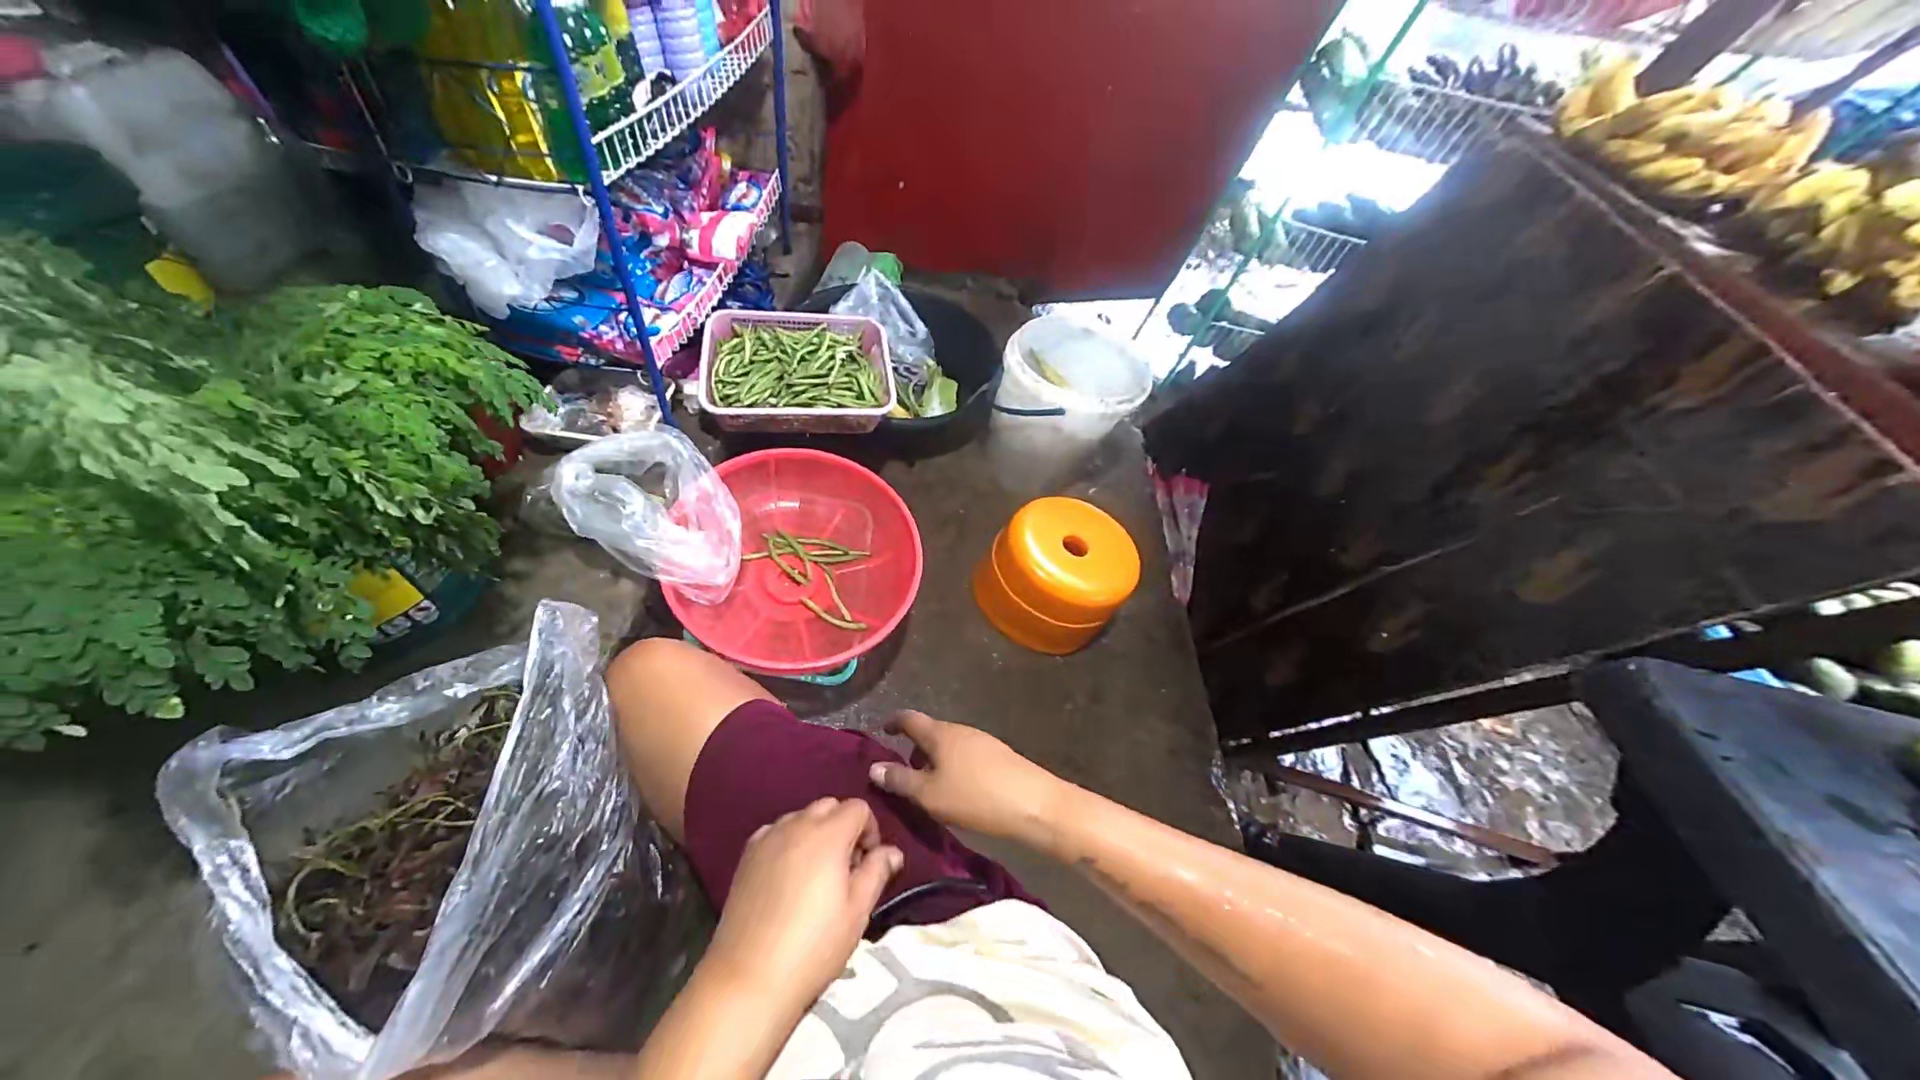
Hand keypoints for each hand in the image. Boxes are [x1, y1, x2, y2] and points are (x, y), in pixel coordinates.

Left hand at [703, 798, 902, 1012]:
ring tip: (816, 874)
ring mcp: (768, 838)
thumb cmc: (814, 945)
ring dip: (816, 833)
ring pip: (801, 817)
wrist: (750, 977)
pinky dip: (789, 842)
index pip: (858, 808)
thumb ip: (877, 871)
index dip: (870, 831)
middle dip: (844, 827)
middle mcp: (797, 824)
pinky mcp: (746, 856)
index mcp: (828, 834)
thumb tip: (892, 852)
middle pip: (829, 806)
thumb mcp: (857, 910)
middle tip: (846, 868)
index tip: (868, 864)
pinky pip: (776, 832)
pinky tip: (788, 877)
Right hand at [867, 711, 1072, 849]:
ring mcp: (982, 741)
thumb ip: (900, 780)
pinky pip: (966, 755)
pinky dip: (953, 766)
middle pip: (931, 732)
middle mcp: (960, 730)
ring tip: (929, 787)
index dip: (894, 722)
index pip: (910, 718)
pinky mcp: (999, 756)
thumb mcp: (929, 794)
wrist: (1033, 803)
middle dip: (915, 748)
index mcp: (940, 733)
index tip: (883, 730)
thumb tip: (874, 767)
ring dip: (935, 760)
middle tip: (903, 773)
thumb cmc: (974, 797)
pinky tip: (957, 791)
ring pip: (949, 745)